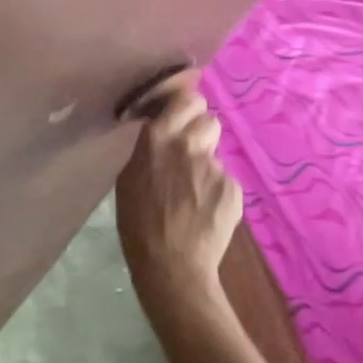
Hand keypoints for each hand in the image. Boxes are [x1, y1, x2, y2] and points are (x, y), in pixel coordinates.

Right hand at [116, 70, 241, 293]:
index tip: (180, 114)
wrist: (171, 263)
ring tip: (194, 187)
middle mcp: (188, 144)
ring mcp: (214, 166)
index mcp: (157, 137)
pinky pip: (224, 180)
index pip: (186, 98)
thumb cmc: (137, 220)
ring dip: (207, 161)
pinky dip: (216, 191)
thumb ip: (148, 148)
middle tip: (190, 149)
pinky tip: (204, 210)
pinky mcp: (233, 188)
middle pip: (207, 118)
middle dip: (200, 128)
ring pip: (215, 152)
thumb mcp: (129, 175)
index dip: (186, 106)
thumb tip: (158, 133)